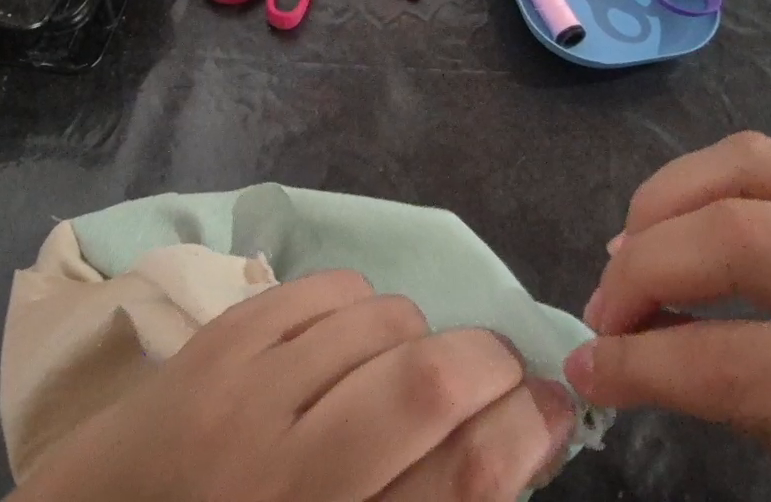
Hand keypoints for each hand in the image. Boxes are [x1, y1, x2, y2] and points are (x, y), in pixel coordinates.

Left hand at [12, 270, 577, 501]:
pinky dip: (361, 307)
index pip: (466, 480)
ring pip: (384, 319)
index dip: (530, 431)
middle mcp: (290, 469)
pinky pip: (328, 289)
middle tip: (496, 370)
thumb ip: (429, 495)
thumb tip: (518, 430)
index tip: (553, 405)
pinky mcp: (217, 338)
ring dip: (418, 334)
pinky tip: (342, 343)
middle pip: (430, 381)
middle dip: (490, 362)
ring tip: (396, 365)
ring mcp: (244, 392)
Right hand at [566, 132, 770, 501]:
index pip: (738, 361)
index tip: (585, 369)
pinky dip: (701, 182)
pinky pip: (770, 160)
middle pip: (739, 237)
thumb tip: (634, 353)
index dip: (641, 366)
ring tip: (629, 254)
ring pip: (748, 168)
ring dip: (662, 205)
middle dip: (642, 270)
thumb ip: (741, 406)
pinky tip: (678, 221)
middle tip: (604, 314)